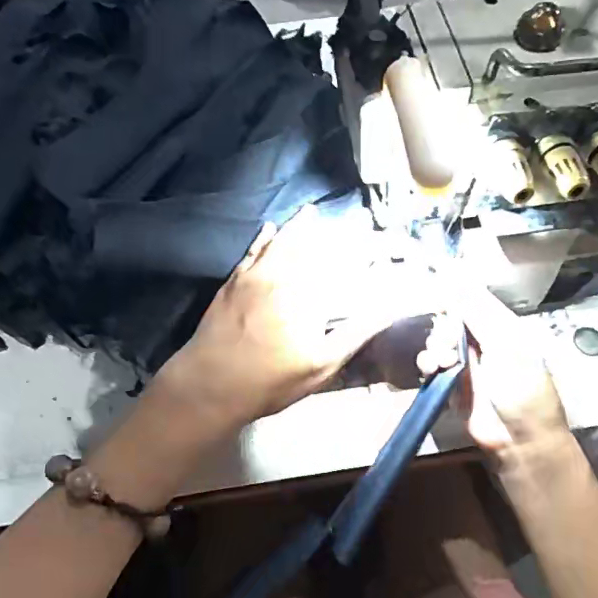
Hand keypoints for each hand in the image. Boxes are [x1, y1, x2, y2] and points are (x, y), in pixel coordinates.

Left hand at [155, 216, 405, 429]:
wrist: (208, 385)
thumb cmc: (270, 381)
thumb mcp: (321, 366)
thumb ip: (356, 333)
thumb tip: (388, 308)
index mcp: (310, 296)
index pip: (347, 266)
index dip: (369, 254)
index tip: (388, 246)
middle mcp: (285, 276)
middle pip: (316, 247)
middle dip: (338, 234)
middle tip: (357, 223)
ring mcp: (256, 276)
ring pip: (283, 242)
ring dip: (301, 226)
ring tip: (312, 212)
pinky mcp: (234, 281)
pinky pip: (253, 251)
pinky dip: (264, 238)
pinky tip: (271, 228)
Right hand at [416, 280, 578, 482]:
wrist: (520, 440)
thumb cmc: (523, 389)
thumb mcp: (506, 344)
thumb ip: (477, 312)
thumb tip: (456, 277)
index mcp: (504, 326)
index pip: (476, 296)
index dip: (456, 285)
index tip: (434, 271)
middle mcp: (484, 339)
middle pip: (453, 316)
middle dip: (444, 320)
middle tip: (447, 333)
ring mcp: (466, 362)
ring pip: (439, 338)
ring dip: (436, 343)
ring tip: (444, 359)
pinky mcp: (451, 383)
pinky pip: (432, 363)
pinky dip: (429, 362)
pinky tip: (433, 368)